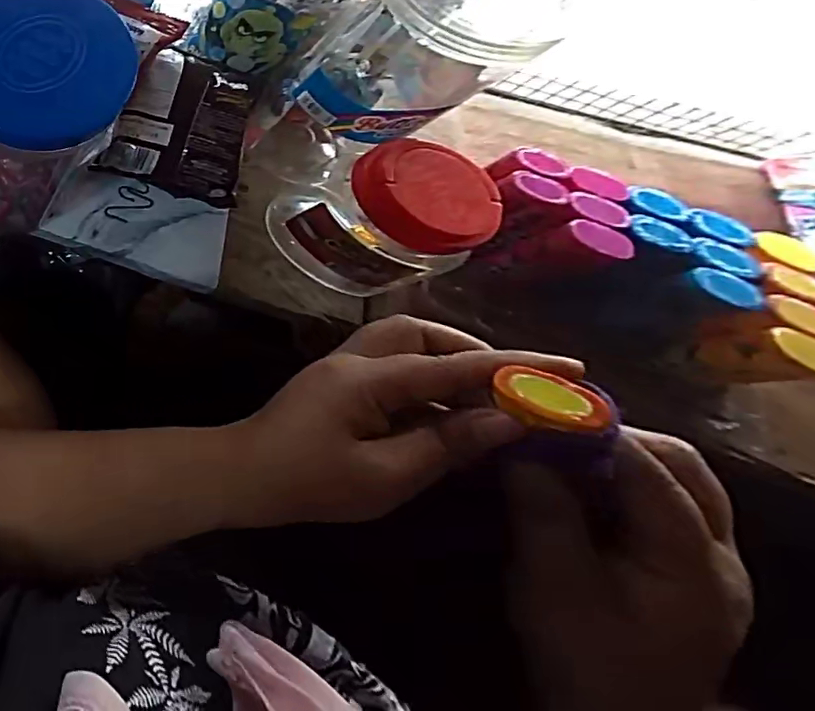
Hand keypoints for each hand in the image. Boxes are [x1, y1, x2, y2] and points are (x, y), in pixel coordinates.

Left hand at [224, 315, 582, 527]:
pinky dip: (425, 383)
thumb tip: (508, 420)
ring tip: (495, 403)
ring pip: (400, 346)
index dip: (510, 366)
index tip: (570, 368)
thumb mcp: (386, 474)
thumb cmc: (310, 480)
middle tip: (520, 385)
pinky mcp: (335, 386)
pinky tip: (451, 417)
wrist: (244, 475)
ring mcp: (338, 370)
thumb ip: (446, 444)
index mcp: (362, 378)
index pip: (446, 363)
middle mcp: (349, 361)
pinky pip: (388, 369)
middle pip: (416, 334)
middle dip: (471, 351)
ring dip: (448, 366)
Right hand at [506, 429, 751, 710]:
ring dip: (617, 455)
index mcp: (692, 562)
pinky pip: (662, 503)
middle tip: (547, 424)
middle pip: (684, 469)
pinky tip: (571, 482)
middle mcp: (716, 557)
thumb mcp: (552, 582)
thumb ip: (541, 510)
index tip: (537, 404)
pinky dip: (617, 478)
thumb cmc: (586, 653)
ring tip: (554, 447)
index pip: (654, 475)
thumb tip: (520, 445)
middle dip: (614, 436)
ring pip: (678, 482)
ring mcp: (707, 565)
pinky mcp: (683, 570)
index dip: (596, 431)